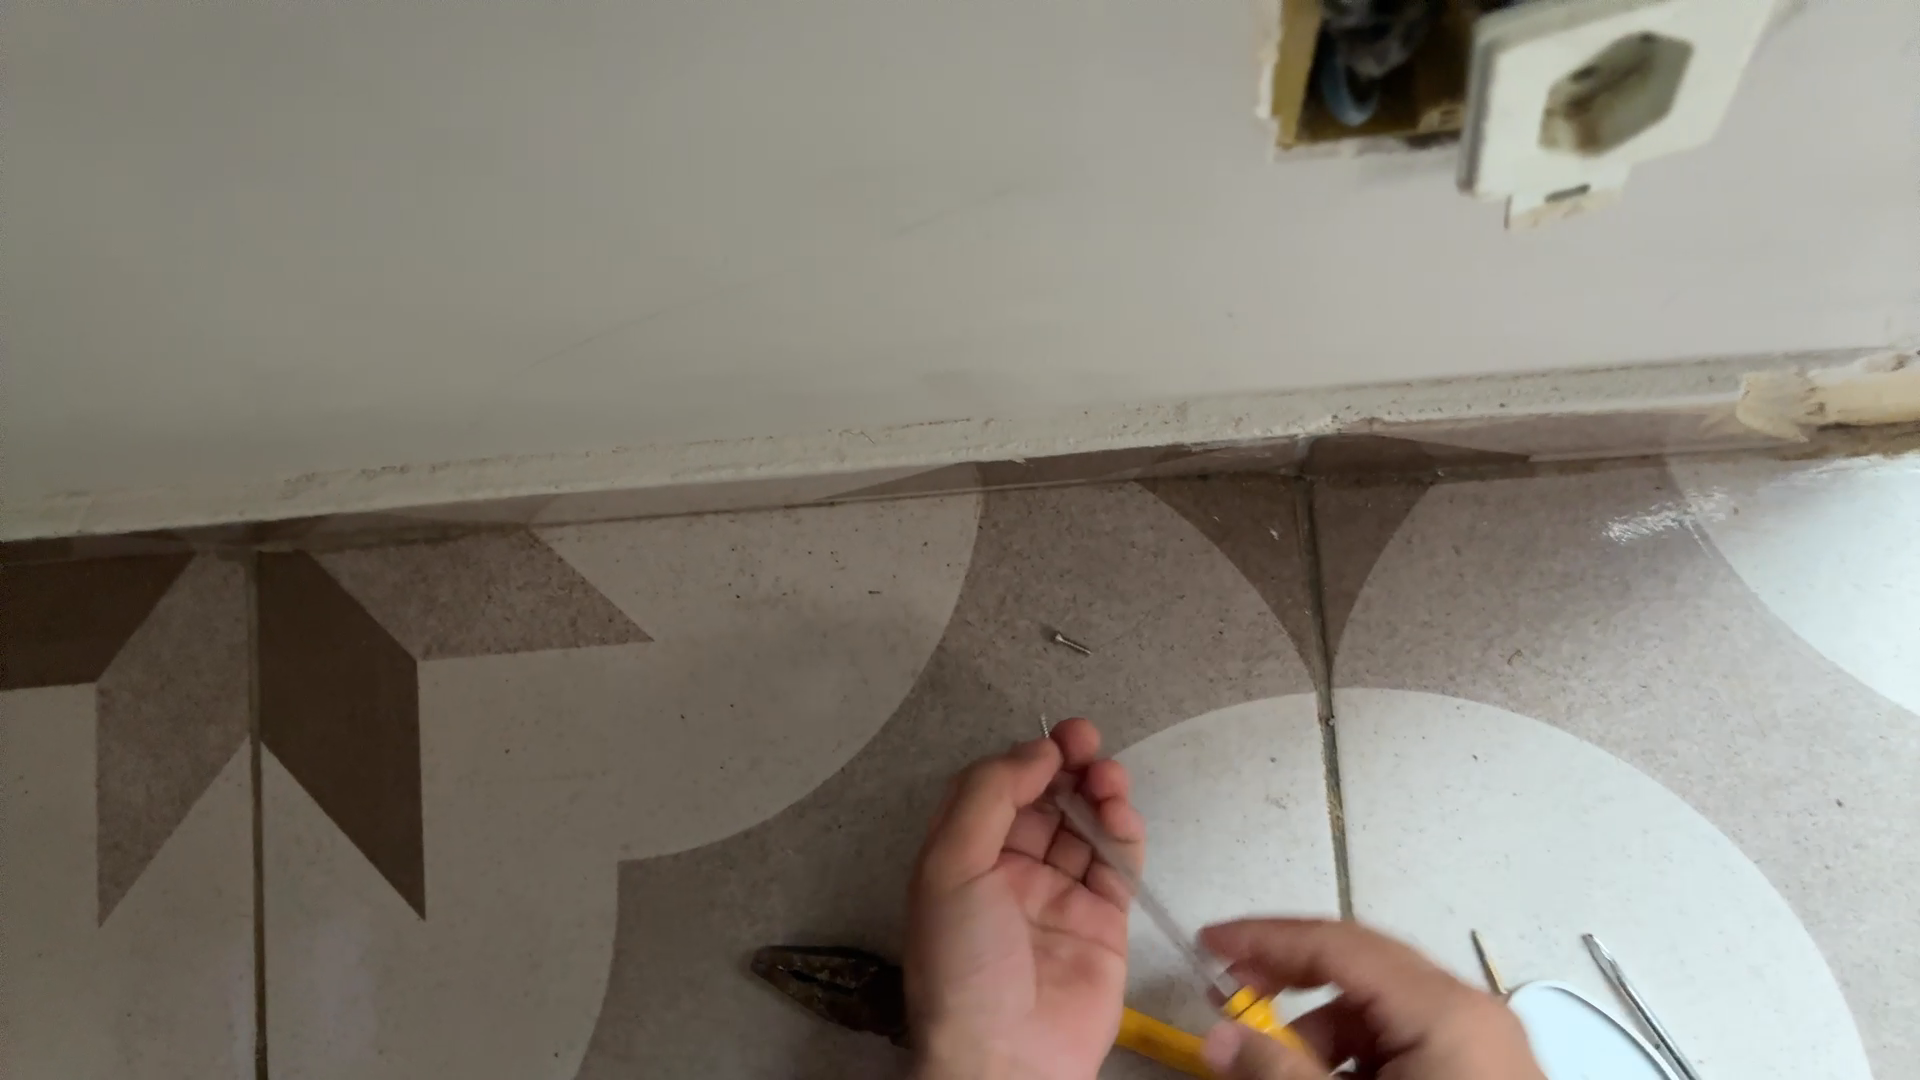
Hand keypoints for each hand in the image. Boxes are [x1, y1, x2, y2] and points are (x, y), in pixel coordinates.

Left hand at [906, 718, 1145, 1079]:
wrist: (1006, 1059)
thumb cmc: (965, 956)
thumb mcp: (950, 865)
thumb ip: (989, 796)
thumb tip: (1037, 751)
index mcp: (968, 854)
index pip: (999, 789)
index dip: (1026, 760)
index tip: (1053, 743)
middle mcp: (1013, 868)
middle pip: (1046, 800)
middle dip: (1067, 765)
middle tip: (1088, 740)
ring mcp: (1061, 893)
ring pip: (1084, 824)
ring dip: (1097, 792)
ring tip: (1107, 778)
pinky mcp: (1104, 920)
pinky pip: (1117, 863)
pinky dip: (1123, 833)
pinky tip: (1121, 816)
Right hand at [1196, 919, 1544, 1079]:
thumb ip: (1280, 1074)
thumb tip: (1215, 1039)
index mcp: (1444, 1010)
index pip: (1332, 943)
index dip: (1263, 938)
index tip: (1208, 943)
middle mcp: (1467, 1007)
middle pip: (1352, 963)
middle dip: (1284, 975)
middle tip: (1228, 990)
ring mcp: (1481, 1038)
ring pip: (1374, 1004)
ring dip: (1317, 1024)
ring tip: (1278, 1061)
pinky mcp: (1481, 1069)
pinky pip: (1401, 1038)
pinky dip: (1355, 1052)